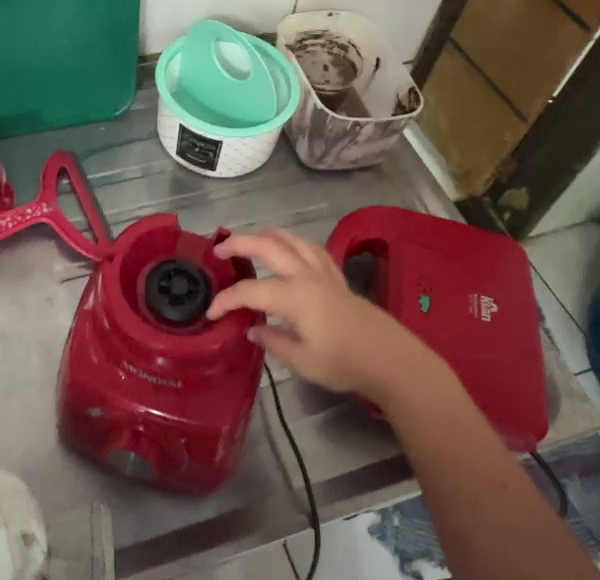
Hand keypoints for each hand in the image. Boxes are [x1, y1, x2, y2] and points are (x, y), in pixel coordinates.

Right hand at [204, 229, 437, 396]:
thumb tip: (252, 330)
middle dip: (239, 244)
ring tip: (249, 243)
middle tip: (218, 252)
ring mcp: (324, 273)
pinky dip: (293, 244)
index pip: (249, 291)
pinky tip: (290, 251)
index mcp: (293, 296)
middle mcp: (306, 276)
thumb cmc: (345, 363)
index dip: (226, 300)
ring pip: (291, 239)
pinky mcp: (338, 278)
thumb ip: (274, 342)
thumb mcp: (303, 362)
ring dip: (266, 236)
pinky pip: (311, 249)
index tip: (210, 313)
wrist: (390, 359)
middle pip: (267, 246)